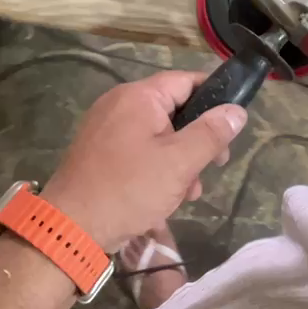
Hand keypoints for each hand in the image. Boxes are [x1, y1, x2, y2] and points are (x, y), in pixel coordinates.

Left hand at [42, 71, 247, 252]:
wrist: (71, 228)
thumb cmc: (129, 189)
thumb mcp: (180, 162)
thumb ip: (211, 133)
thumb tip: (237, 111)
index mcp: (139, 96)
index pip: (187, 80)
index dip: (215, 98)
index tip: (233, 125)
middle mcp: (119, 103)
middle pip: (173, 109)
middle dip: (197, 138)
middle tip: (216, 165)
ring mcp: (106, 127)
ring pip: (158, 133)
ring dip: (179, 159)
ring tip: (189, 191)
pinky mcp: (99, 151)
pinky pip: (138, 149)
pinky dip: (157, 166)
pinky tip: (166, 196)